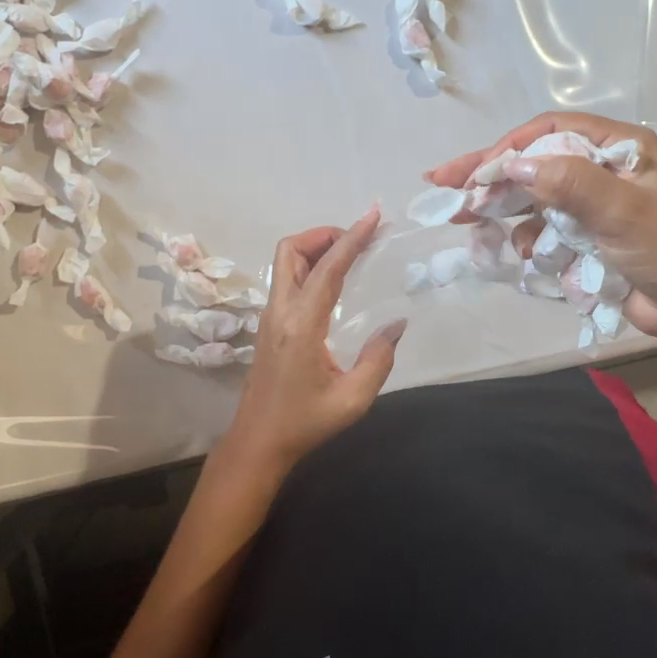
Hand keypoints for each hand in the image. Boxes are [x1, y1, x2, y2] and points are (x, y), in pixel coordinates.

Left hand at [223, 208, 404, 471]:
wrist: (259, 441)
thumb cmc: (305, 423)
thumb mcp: (352, 399)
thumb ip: (378, 359)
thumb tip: (397, 324)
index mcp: (301, 325)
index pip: (327, 268)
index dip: (352, 238)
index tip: (374, 216)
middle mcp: (280, 312)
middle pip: (290, 250)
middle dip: (324, 234)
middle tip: (358, 240)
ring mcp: (269, 317)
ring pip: (284, 263)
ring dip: (314, 249)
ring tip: (350, 255)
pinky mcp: (268, 325)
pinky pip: (286, 280)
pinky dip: (309, 267)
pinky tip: (333, 282)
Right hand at [427, 111, 656, 342]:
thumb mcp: (624, 211)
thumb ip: (569, 184)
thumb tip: (513, 166)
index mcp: (619, 149)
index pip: (549, 132)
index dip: (505, 148)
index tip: (471, 172)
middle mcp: (603, 172)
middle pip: (534, 165)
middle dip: (489, 178)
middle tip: (443, 189)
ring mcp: (593, 208)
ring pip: (533, 201)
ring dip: (503, 212)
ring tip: (469, 225)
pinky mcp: (587, 242)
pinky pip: (544, 234)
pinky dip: (526, 242)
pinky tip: (519, 253)